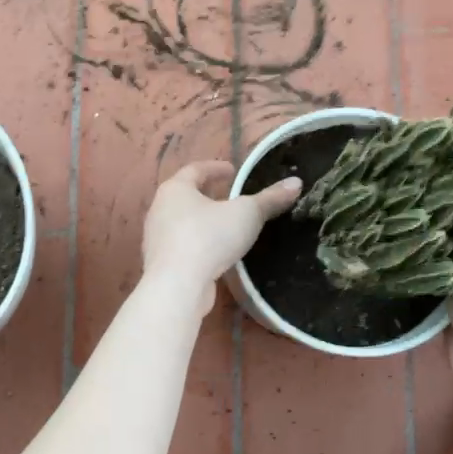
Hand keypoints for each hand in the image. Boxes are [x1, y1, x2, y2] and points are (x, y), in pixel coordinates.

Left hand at [142, 161, 300, 312]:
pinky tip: (213, 253)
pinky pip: (181, 246)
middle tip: (226, 195)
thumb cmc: (209, 238)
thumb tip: (296, 182)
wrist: (177, 286)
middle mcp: (160, 210)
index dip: (215, 168)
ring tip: (222, 225)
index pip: (195, 170)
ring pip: (180, 222)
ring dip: (200, 220)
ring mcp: (156, 238)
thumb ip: (269, 199)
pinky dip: (197, 244)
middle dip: (205, 194)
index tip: (232, 170)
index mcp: (175, 190)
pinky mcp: (160, 264)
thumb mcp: (246, 214)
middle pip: (184, 196)